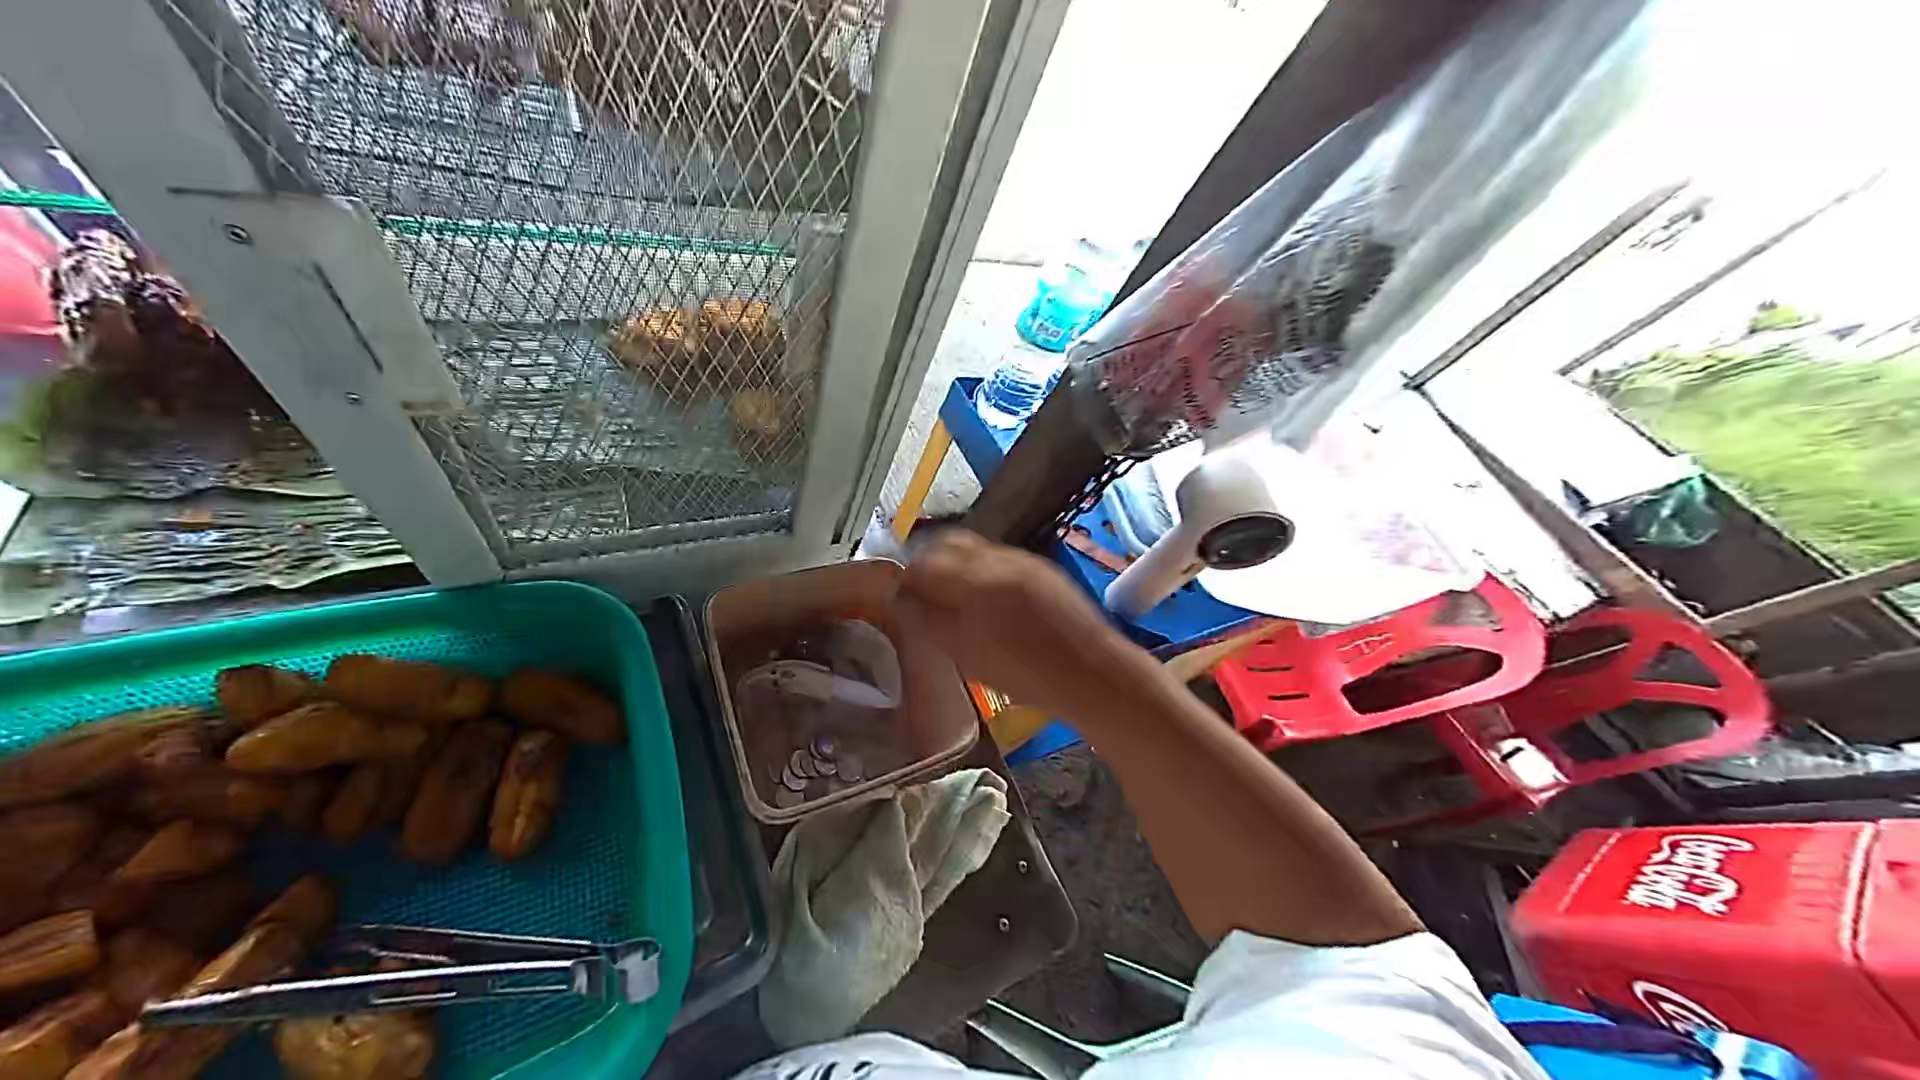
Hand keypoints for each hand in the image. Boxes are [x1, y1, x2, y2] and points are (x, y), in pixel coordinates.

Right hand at [898, 529, 1161, 719]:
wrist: (1094, 674)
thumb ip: (931, 623)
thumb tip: (904, 600)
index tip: (902, 596)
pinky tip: (982, 597)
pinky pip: (995, 557)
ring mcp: (1022, 559)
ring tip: (951, 596)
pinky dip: (978, 569)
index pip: (924, 563)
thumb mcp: (969, 657)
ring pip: (972, 547)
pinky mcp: (1039, 566)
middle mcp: (1000, 560)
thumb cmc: (1031, 677)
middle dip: (928, 564)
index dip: (907, 579)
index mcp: (979, 583)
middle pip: (946, 544)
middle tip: (922, 593)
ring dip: (953, 564)